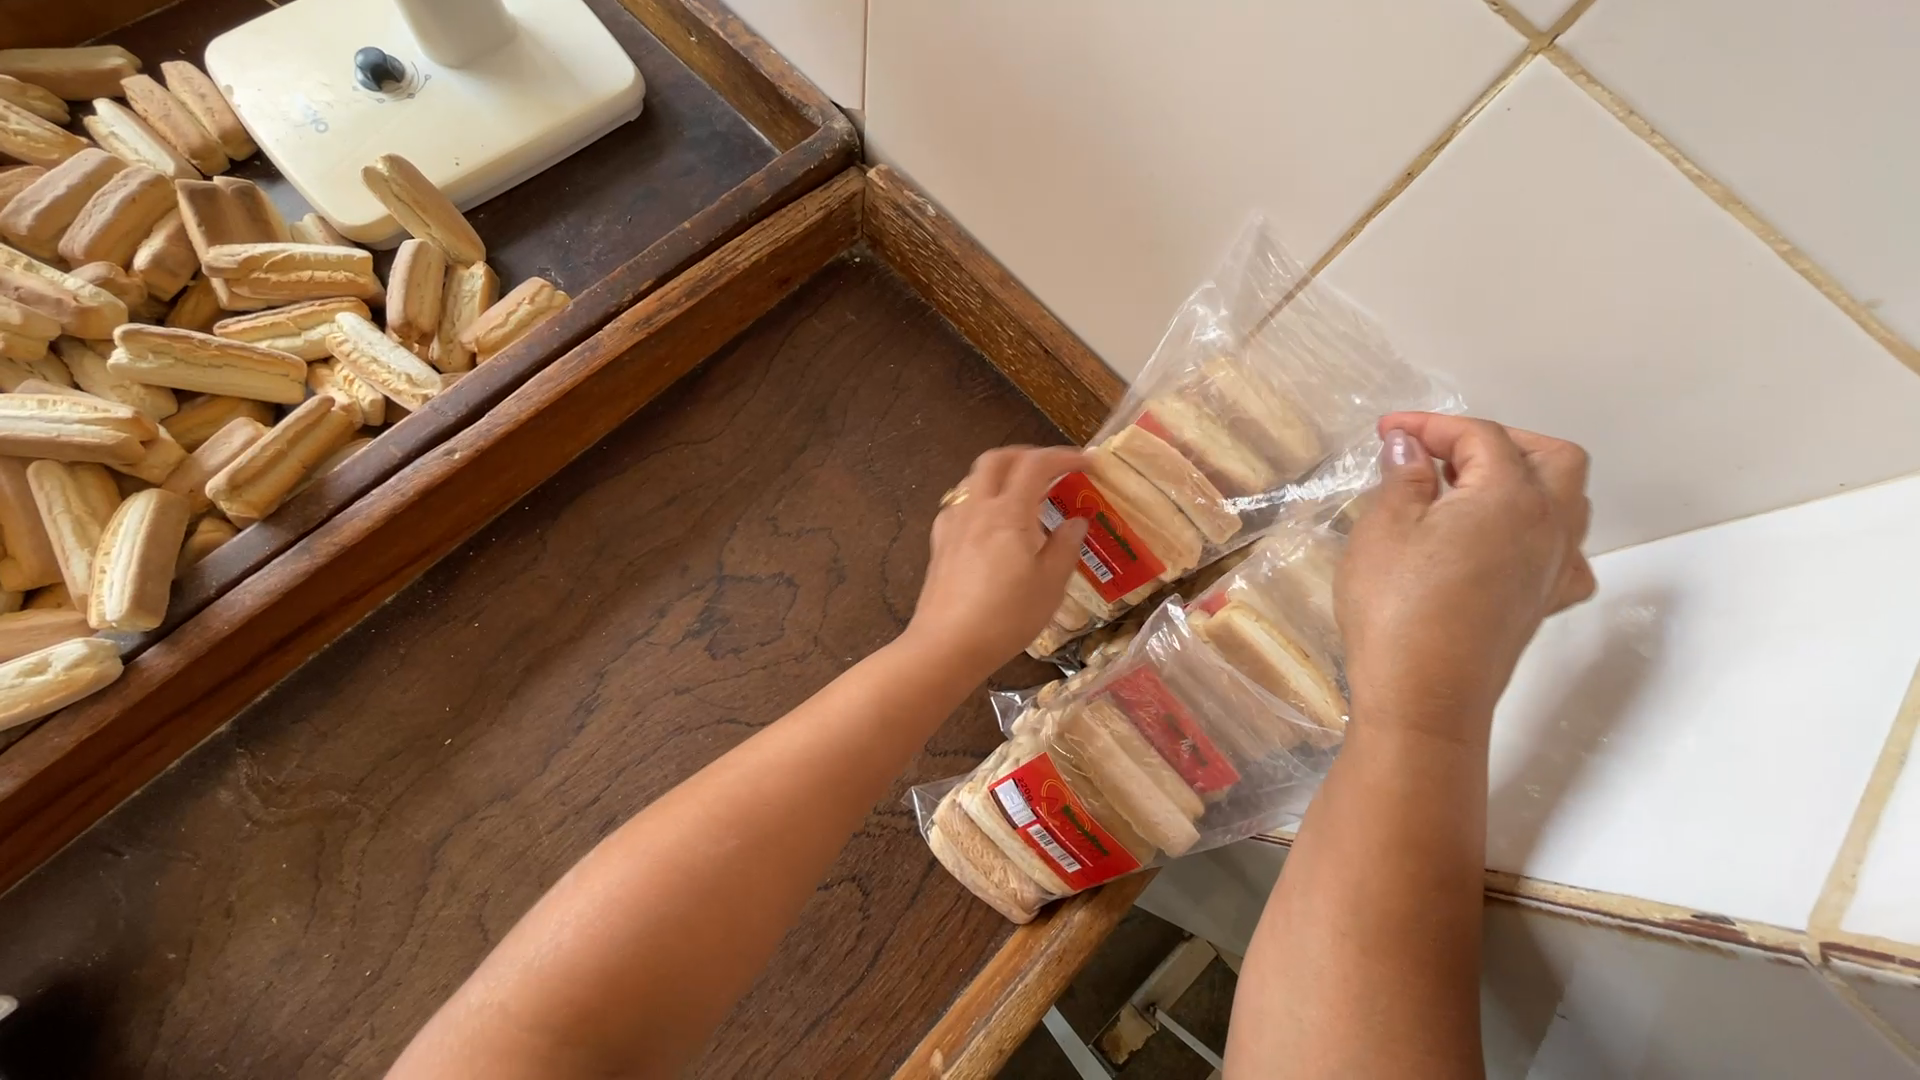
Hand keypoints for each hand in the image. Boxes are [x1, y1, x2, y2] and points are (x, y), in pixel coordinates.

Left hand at [901, 445, 1090, 682]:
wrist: (947, 646)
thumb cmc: (1006, 617)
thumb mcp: (1050, 585)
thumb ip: (1065, 547)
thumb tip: (1076, 521)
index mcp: (1008, 513)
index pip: (1036, 465)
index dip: (1063, 457)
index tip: (1088, 463)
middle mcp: (976, 509)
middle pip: (996, 459)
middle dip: (1026, 455)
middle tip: (1051, 469)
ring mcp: (952, 525)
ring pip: (973, 480)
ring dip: (1000, 475)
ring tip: (1022, 495)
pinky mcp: (939, 545)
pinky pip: (959, 507)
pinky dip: (979, 501)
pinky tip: (988, 525)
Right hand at [1338, 413, 1593, 745]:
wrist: (1423, 694)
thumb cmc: (1395, 605)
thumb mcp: (1383, 530)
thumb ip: (1404, 478)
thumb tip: (1409, 446)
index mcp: (1508, 496)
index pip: (1480, 436)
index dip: (1431, 425)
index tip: (1387, 430)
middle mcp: (1549, 525)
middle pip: (1550, 457)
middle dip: (1498, 440)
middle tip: (1440, 450)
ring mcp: (1555, 568)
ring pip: (1567, 501)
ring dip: (1524, 479)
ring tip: (1467, 489)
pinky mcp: (1542, 603)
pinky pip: (1564, 552)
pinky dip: (1537, 532)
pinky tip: (1502, 544)